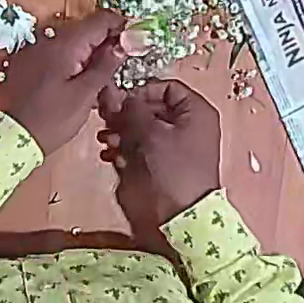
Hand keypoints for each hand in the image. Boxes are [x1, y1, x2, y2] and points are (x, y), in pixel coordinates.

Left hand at [3, 11, 126, 152]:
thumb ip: (106, 65)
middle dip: (108, 52)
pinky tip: (83, 92)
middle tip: (120, 79)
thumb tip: (124, 42)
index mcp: (66, 43)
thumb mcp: (85, 94)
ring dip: (94, 65)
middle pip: (90, 33)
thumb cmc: (53, 119)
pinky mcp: (33, 64)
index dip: (122, 27)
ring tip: (103, 95)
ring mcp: (40, 51)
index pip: (101, 19)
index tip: (136, 44)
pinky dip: (77, 70)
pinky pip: (63, 58)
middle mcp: (51, 39)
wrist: (13, 137)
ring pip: (78, 48)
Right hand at [98, 79, 222, 239]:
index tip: (121, 101)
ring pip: (144, 128)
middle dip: (128, 114)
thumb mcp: (151, 133)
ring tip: (108, 140)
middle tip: (107, 119)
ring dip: (123, 131)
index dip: (142, 91)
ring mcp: (176, 146)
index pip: (167, 87)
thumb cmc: (174, 169)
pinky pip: (143, 148)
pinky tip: (112, 154)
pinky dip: (127, 148)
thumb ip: (132, 110)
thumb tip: (116, 95)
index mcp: (196, 111)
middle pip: (153, 107)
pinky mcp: (164, 164)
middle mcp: (189, 125)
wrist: (181, 214)